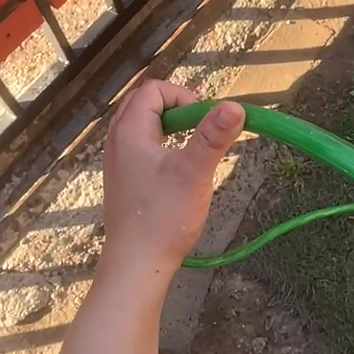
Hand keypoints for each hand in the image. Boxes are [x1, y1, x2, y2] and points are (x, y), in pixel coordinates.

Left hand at [100, 80, 244, 277]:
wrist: (137, 263)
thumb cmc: (164, 217)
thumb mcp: (195, 172)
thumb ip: (214, 136)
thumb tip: (236, 105)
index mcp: (129, 131)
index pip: (154, 90)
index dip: (184, 97)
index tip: (206, 121)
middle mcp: (117, 141)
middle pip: (146, 103)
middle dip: (178, 109)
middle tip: (202, 131)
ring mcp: (118, 161)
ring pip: (144, 125)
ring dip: (172, 128)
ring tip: (193, 150)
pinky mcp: (124, 179)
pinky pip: (142, 145)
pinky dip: (163, 146)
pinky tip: (179, 171)